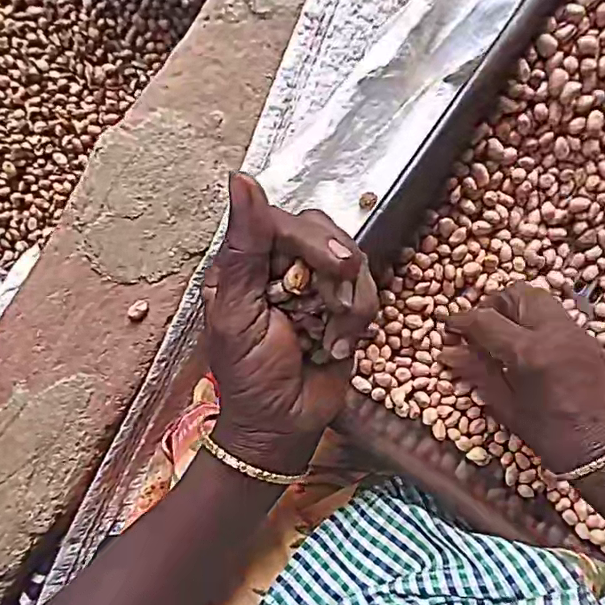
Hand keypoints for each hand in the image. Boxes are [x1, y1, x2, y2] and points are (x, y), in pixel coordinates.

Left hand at [204, 173, 374, 474]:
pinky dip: (357, 320)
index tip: (335, 266)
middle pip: (325, 233)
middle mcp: (282, 265)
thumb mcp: (237, 311)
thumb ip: (243, 246)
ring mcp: (315, 284)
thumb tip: (241, 180)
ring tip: (327, 338)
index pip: (286, 222)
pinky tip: (336, 346)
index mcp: (248, 261)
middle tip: (334, 307)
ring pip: (353, 263)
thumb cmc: (249, 376)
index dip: (314, 241)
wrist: (283, 424)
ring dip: (347, 304)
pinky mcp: (343, 306)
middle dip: (336, 274)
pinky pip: (368, 292)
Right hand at [443, 282, 604, 475]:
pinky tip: (527, 344)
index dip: (461, 321)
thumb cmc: (550, 435)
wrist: (602, 448)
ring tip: (503, 334)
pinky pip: (555, 315)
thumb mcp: (506, 405)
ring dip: (515, 308)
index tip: (449, 327)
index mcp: (529, 353)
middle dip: (492, 305)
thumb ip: (478, 371)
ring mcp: (575, 332)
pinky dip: (536, 320)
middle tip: (479, 329)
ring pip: (538, 298)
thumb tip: (449, 351)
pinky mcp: (588, 338)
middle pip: (515, 294)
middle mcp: (554, 332)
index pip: (485, 319)